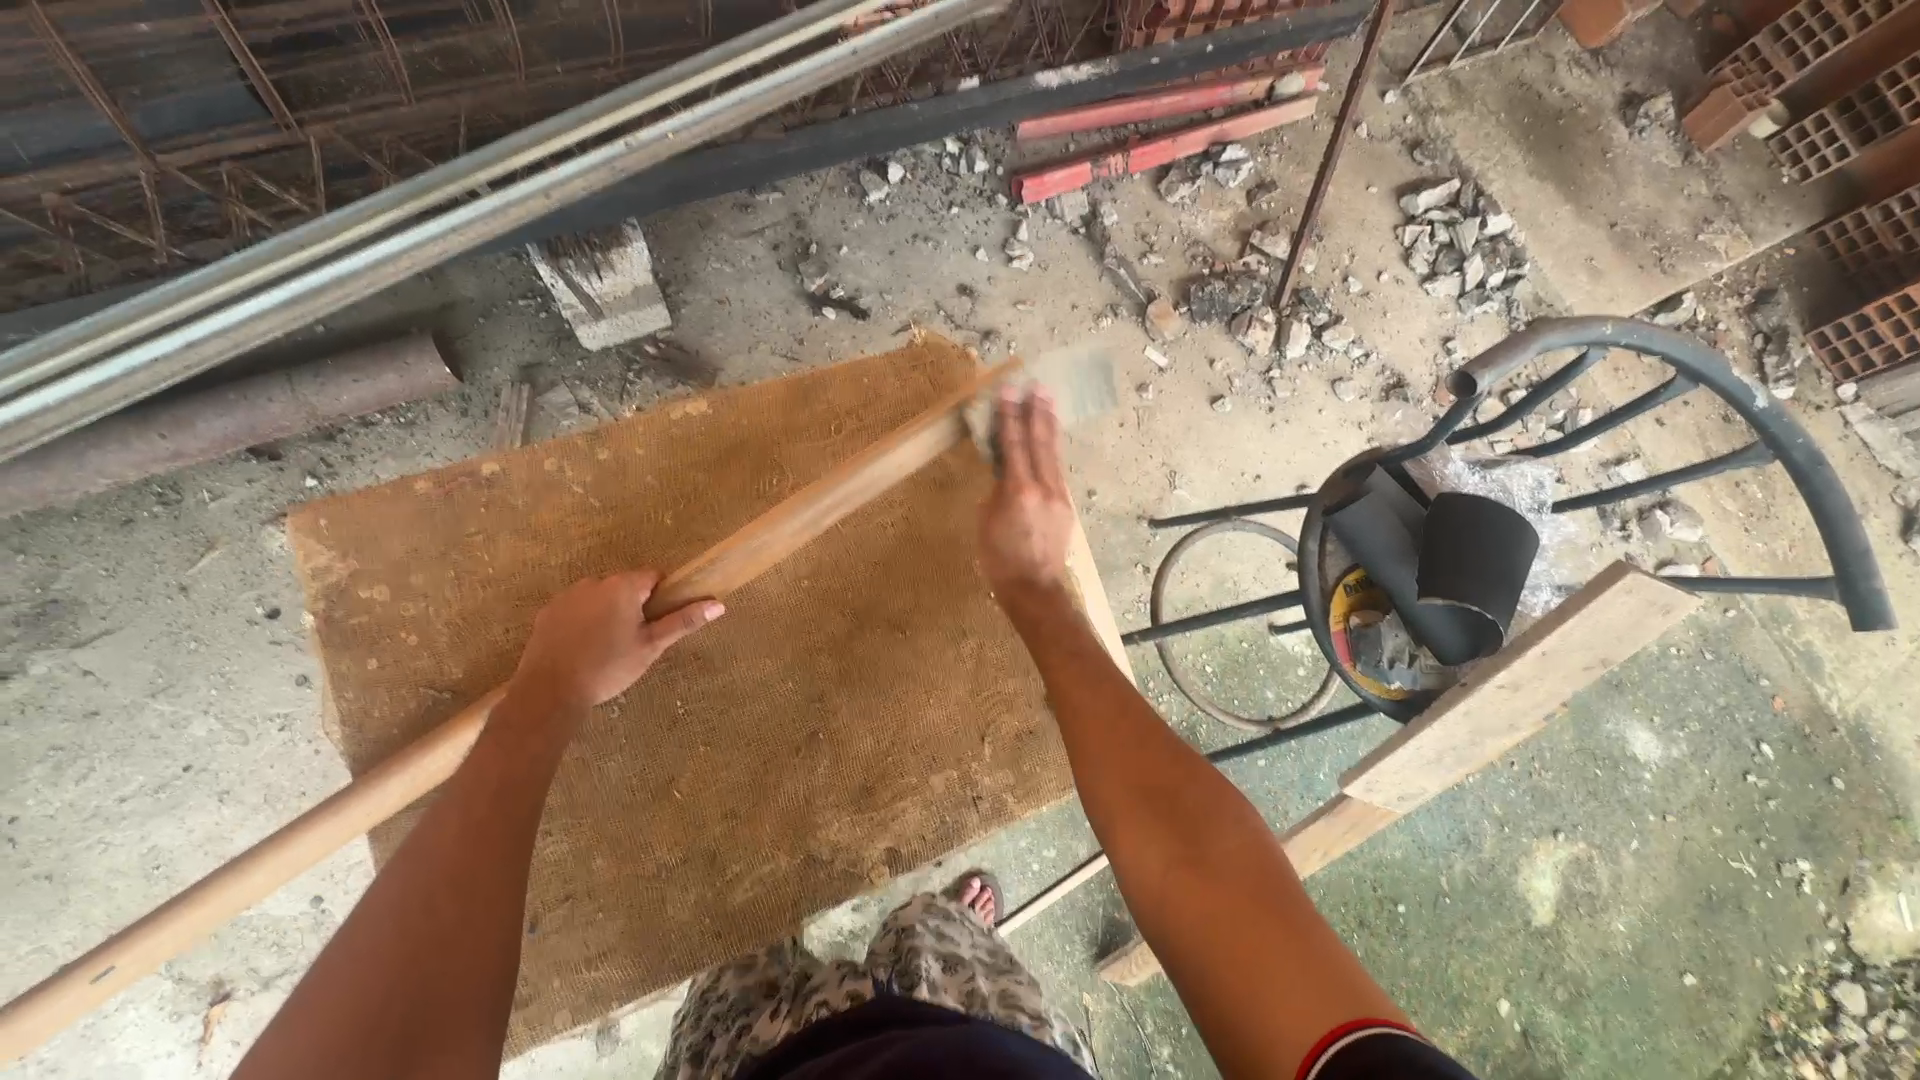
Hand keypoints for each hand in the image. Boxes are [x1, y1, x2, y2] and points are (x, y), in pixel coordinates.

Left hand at [509, 570, 723, 710]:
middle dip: (633, 606)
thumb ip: (683, 621)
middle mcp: (595, 582)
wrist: (549, 690)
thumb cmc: (608, 667)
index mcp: (624, 586)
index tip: (657, 623)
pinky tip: (582, 649)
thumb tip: (718, 604)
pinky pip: (576, 609)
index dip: (661, 597)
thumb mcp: (651, 646)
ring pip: (599, 598)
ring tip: (606, 648)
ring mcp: (567, 595)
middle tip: (634, 640)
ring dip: (607, 613)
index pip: (654, 576)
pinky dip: (583, 622)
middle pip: (625, 586)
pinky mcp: (547, 611)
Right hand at [978, 383, 1073, 606]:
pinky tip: (1049, 441)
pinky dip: (1051, 451)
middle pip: (1040, 442)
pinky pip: (1057, 471)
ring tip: (1048, 401)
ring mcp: (1059, 497)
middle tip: (1036, 385)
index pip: (1013, 444)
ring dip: (1049, 426)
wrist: (1034, 588)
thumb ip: (997, 492)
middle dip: (1036, 412)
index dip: (1010, 416)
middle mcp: (1044, 488)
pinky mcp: (1066, 507)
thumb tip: (1005, 474)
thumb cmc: (999, 560)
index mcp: (1019, 491)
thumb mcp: (986, 522)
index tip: (1008, 391)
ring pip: (1053, 454)